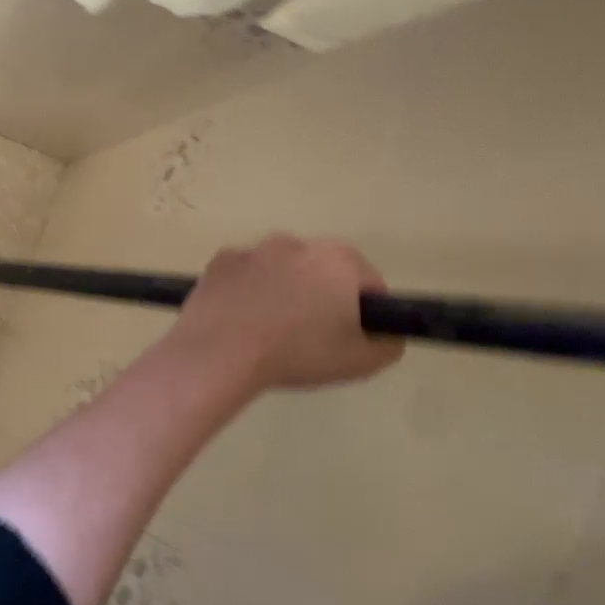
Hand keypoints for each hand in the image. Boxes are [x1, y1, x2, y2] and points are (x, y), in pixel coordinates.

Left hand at [172, 235, 404, 390]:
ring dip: (280, 290)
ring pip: (279, 271)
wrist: (218, 354)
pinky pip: (242, 276)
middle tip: (304, 334)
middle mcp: (294, 243)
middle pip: (320, 273)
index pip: (367, 284)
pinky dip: (244, 290)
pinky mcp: (216, 263)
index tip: (345, 336)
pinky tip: (238, 316)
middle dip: (319, 297)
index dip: (363, 312)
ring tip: (266, 327)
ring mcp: (250, 251)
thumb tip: (384, 332)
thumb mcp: (363, 360)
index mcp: (338, 259)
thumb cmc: (296, 354)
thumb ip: (389, 342)